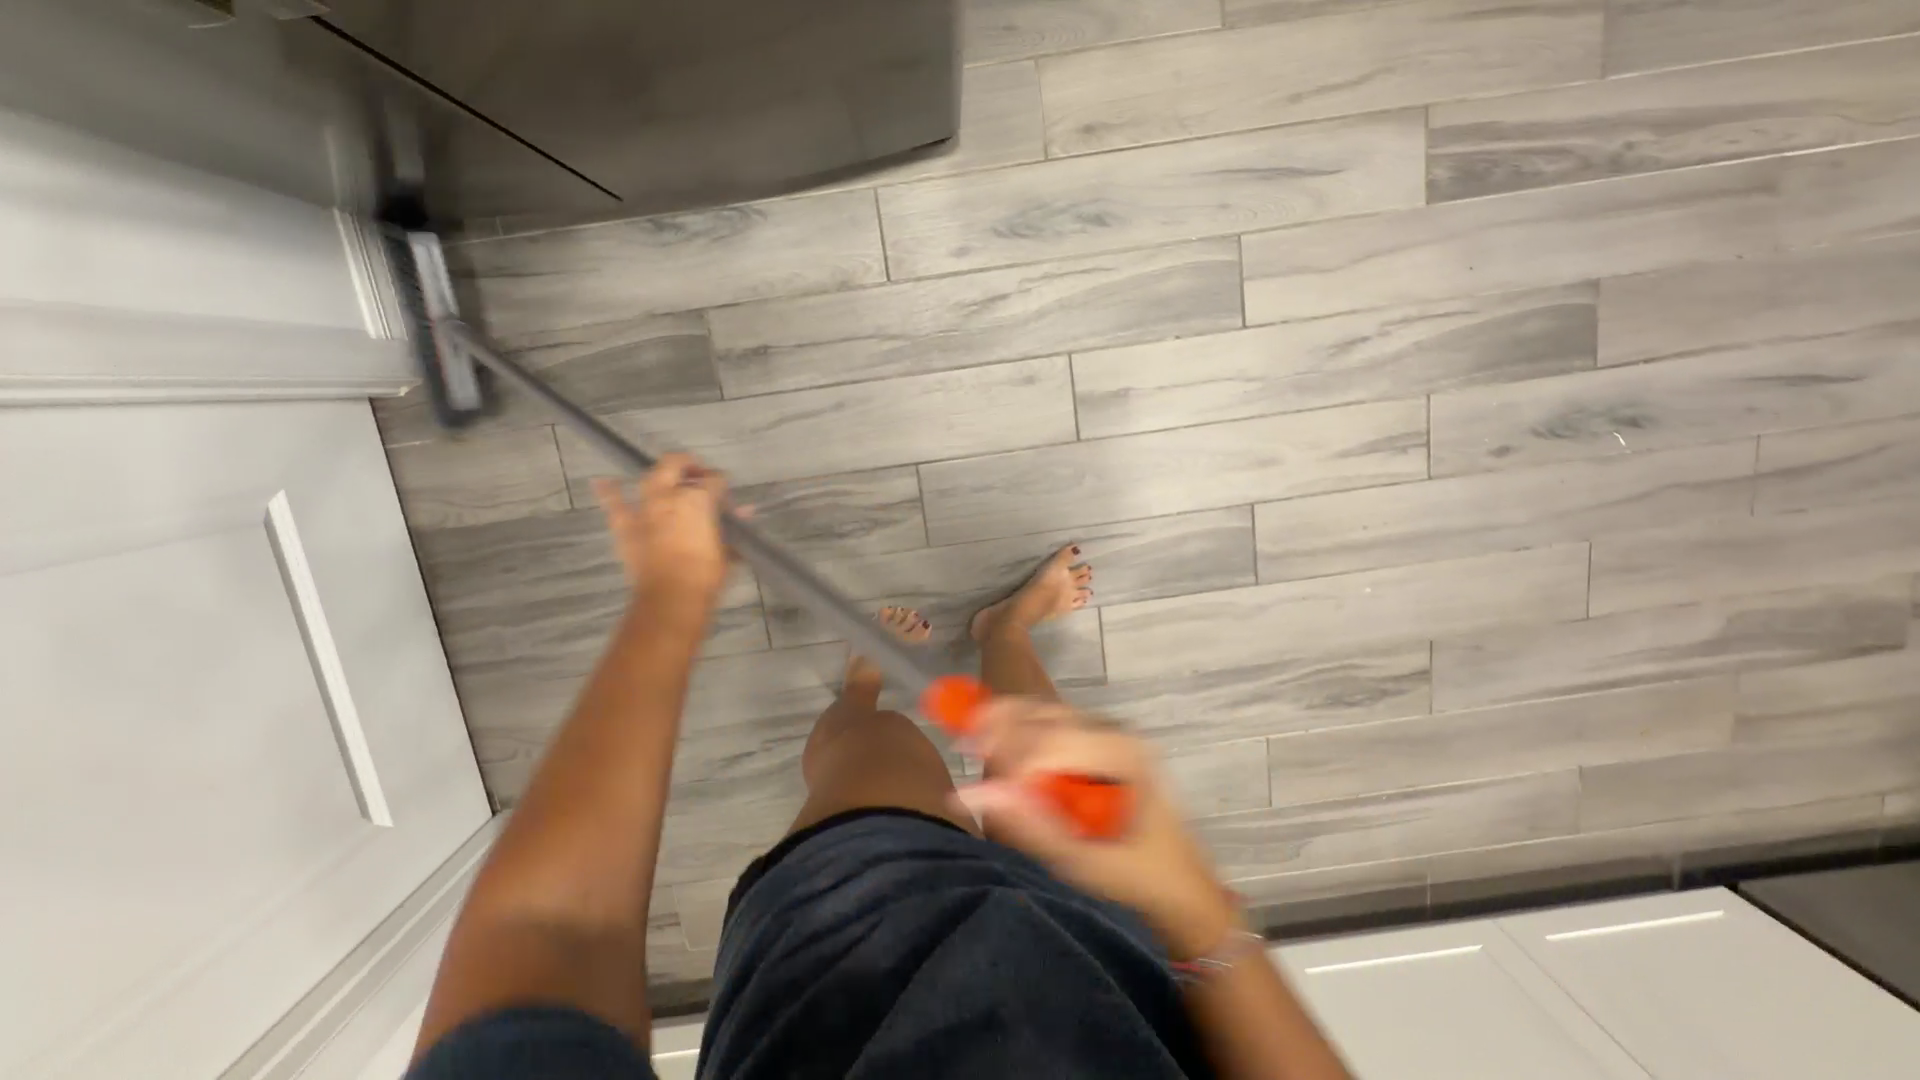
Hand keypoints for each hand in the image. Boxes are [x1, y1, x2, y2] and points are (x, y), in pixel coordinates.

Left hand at [592, 454, 730, 616]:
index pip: (714, 481)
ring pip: (650, 478)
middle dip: (690, 466)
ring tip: (668, 477)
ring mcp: (645, 509)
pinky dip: (609, 491)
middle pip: (677, 465)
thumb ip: (733, 527)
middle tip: (699, 475)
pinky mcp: (625, 526)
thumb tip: (745, 511)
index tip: (726, 500)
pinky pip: (614, 504)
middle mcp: (669, 495)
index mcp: (698, 499)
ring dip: (660, 474)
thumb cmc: (706, 575)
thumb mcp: (728, 550)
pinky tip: (601, 481)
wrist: (671, 598)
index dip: (722, 488)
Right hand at [955, 698, 1241, 960]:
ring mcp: (1110, 733)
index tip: (975, 782)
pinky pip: (1050, 724)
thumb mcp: (1081, 862)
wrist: (1181, 886)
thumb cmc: (1137, 879)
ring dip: (1007, 725)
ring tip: (972, 744)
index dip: (1009, 758)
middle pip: (1045, 715)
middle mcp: (1118, 731)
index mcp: (1124, 755)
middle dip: (1001, 729)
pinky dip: (1019, 731)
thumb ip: (1029, 826)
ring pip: (1045, 713)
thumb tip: (972, 794)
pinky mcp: (1098, 742)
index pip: (1052, 741)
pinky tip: (997, 747)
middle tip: (962, 748)